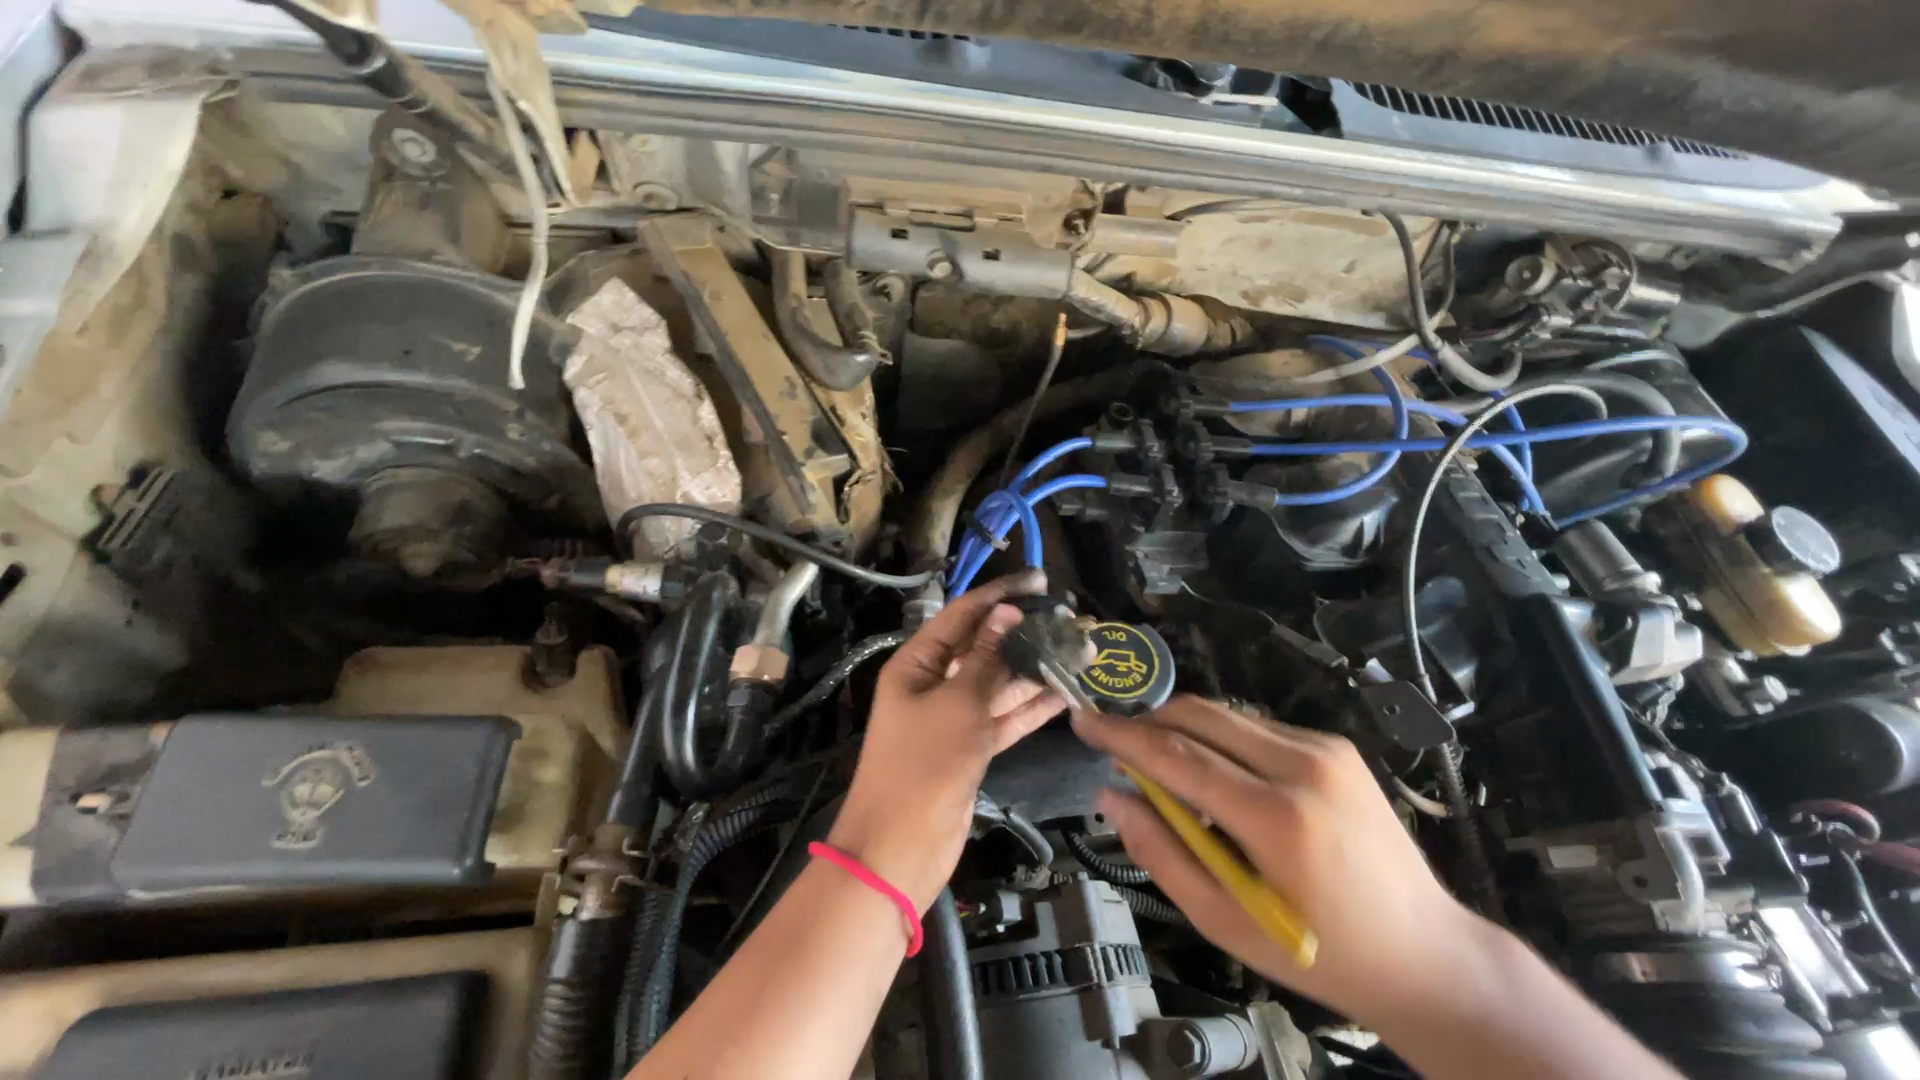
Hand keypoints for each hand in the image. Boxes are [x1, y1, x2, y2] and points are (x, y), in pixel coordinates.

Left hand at [830, 572, 1061, 908]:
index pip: (962, 616)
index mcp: (916, 664)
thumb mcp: (958, 705)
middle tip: (1068, 621)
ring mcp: (952, 718)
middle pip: (983, 649)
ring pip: (998, 685)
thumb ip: (986, 660)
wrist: (901, 845)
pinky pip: (1004, 718)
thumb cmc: (923, 765)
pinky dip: (1030, 708)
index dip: (999, 595)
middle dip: (1023, 635)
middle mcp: (933, 685)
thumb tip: (1005, 613)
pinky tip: (1065, 694)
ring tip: (1079, 652)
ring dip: (1034, 671)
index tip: (1039, 581)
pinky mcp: (970, 748)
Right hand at [1073, 696, 1487, 1025]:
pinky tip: (1213, 776)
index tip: (1081, 720)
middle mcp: (1304, 765)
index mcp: (1276, 817)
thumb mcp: (1226, 921)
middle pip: (1200, 716)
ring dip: (1182, 729)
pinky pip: (1257, 728)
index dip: (1122, 735)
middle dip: (1147, 720)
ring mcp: (1327, 751)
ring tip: (1157, 763)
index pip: (1178, 755)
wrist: (1425, 953)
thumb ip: (1161, 852)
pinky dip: (1220, 740)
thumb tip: (1111, 796)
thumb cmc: (1319, 953)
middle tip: (1112, 741)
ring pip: (1227, 715)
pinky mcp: (1338, 749)